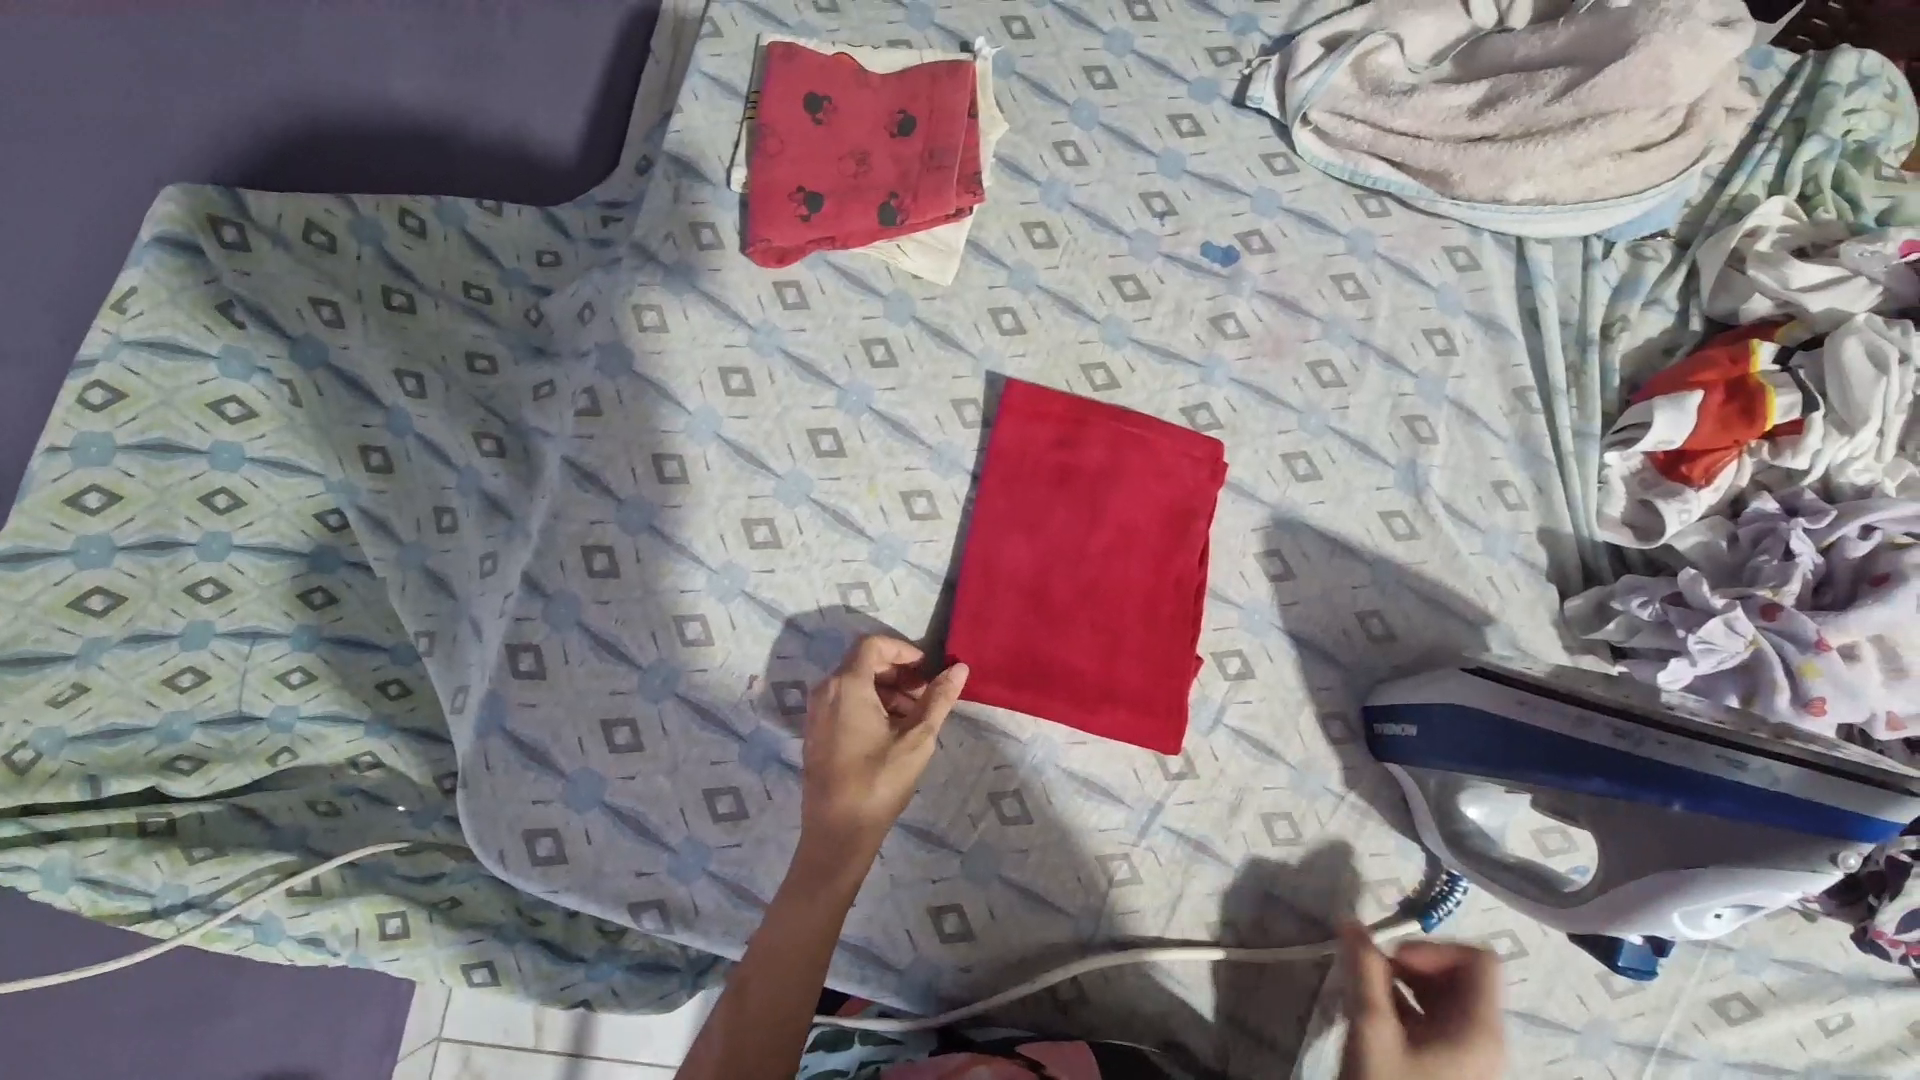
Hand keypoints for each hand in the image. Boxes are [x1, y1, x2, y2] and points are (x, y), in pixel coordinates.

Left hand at [797, 636, 967, 869]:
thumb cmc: (879, 781)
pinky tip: (891, 732)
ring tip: (913, 717)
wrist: (837, 833)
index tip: (927, 670)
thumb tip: (960, 668)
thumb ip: (938, 699)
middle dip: (898, 672)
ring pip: (854, 683)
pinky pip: (843, 702)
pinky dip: (869, 704)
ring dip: (886, 690)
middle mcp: (825, 691)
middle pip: (863, 662)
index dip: (903, 650)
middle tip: (926, 695)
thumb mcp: (917, 739)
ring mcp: (816, 712)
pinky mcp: (815, 732)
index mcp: (847, 685)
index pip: (874, 644)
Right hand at [1339, 925, 1504, 1079]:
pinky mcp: (1451, 1070)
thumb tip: (1351, 922)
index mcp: (1480, 1030)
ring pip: (1446, 999)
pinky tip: (1372, 1016)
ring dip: (1405, 984)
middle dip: (1413, 965)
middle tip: (1370, 972)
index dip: (1435, 949)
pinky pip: (1437, 1022)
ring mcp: (1470, 1059)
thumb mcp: (1371, 1028)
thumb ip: (1363, 970)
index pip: (1480, 960)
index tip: (1392, 960)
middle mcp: (1486, 1040)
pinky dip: (1406, 1007)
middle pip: (1461, 977)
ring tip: (1365, 992)